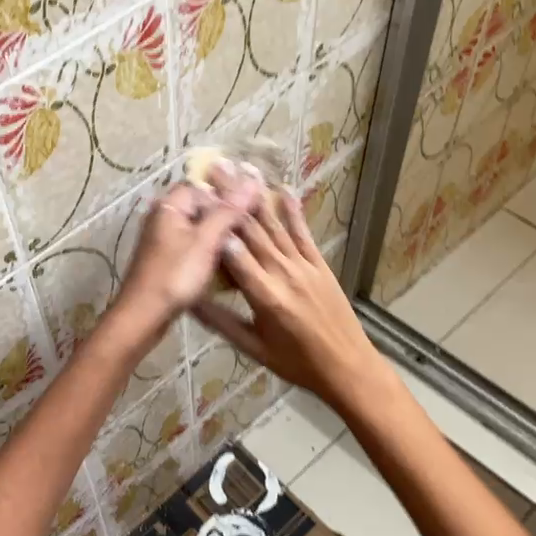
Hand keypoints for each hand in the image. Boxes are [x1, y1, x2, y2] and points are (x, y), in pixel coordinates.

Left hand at [117, 168, 262, 325]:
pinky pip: (189, 246)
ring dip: (216, 235)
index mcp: (169, 206)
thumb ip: (228, 210)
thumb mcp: (206, 240)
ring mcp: (161, 239)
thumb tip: (252, 179)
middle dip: (223, 216)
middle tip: (248, 230)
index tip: (248, 211)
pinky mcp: (164, 259)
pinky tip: (223, 263)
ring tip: (241, 246)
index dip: (225, 195)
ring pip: (195, 228)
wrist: (143, 314)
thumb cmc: (175, 274)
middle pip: (199, 207)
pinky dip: (206, 251)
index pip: (202, 186)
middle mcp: (162, 217)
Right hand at [190, 185, 389, 410]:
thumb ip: (220, 322)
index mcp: (264, 296)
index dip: (215, 225)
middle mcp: (283, 273)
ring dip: (257, 196)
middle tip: (212, 169)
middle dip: (231, 198)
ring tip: (241, 169)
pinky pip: (302, 233)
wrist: (347, 367)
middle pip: (252, 230)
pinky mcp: (319, 265)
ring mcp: (304, 266)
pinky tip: (282, 189)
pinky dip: (292, 211)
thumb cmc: (295, 362)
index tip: (196, 199)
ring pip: (275, 225)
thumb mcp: (252, 348)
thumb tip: (187, 300)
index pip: (233, 254)